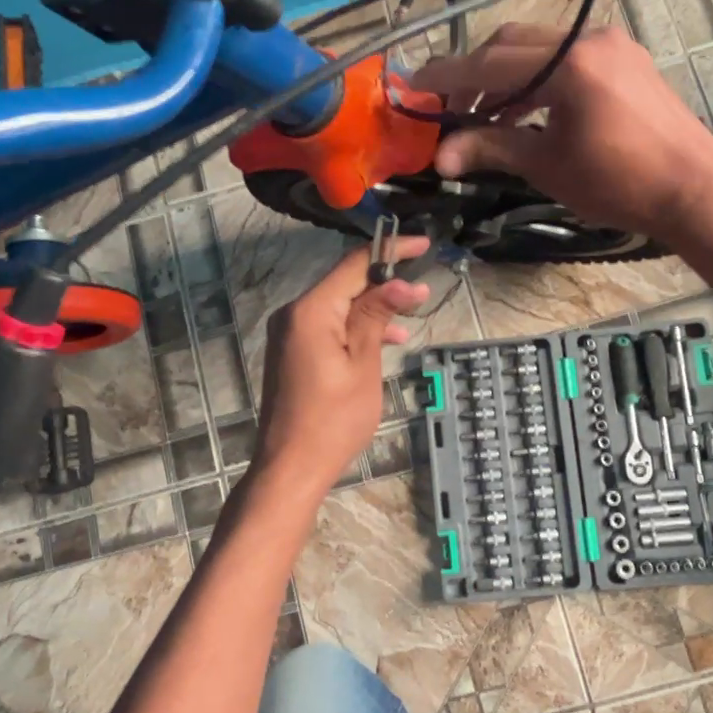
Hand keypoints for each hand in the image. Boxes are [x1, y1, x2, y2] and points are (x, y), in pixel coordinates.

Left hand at [250, 237, 431, 493]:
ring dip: (374, 307)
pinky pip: (329, 326)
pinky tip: (388, 340)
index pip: (354, 265)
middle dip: (384, 281)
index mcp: (310, 311)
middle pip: (344, 283)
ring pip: (338, 305)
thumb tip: (405, 283)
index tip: (423, 245)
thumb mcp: (363, 365)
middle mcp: (293, 314)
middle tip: (422, 286)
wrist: (291, 467)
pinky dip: (356, 328)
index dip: (390, 251)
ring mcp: (290, 333)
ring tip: (411, 316)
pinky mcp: (293, 351)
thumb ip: (377, 317)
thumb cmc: (333, 420)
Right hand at [410, 23, 712, 242]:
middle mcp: (589, 40)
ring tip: (483, 117)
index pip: (490, 63)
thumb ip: (491, 148)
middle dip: (474, 75)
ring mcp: (611, 45)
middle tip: (449, 112)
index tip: (413, 88)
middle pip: (511, 44)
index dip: (447, 78)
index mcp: (568, 64)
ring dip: (505, 77)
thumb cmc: (620, 184)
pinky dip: (538, 79)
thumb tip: (440, 157)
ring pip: (539, 48)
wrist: (694, 190)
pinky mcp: (625, 58)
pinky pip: (566, 57)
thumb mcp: (547, 166)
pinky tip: (525, 111)